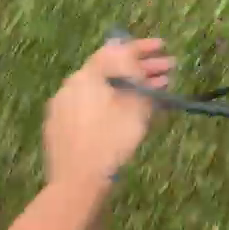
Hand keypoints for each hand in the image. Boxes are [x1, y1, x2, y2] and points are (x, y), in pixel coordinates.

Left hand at [42, 38, 176, 191]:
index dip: (143, 47)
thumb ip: (136, 74)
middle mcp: (71, 86)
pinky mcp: (61, 129)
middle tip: (168, 69)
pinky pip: (92, 104)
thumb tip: (134, 60)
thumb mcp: (135, 102)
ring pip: (103, 88)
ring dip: (130, 86)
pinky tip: (133, 109)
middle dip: (141, 68)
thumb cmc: (111, 136)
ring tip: (158, 90)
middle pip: (110, 69)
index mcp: (86, 75)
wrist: (77, 182)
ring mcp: (63, 109)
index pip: (117, 50)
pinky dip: (113, 101)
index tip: (164, 47)